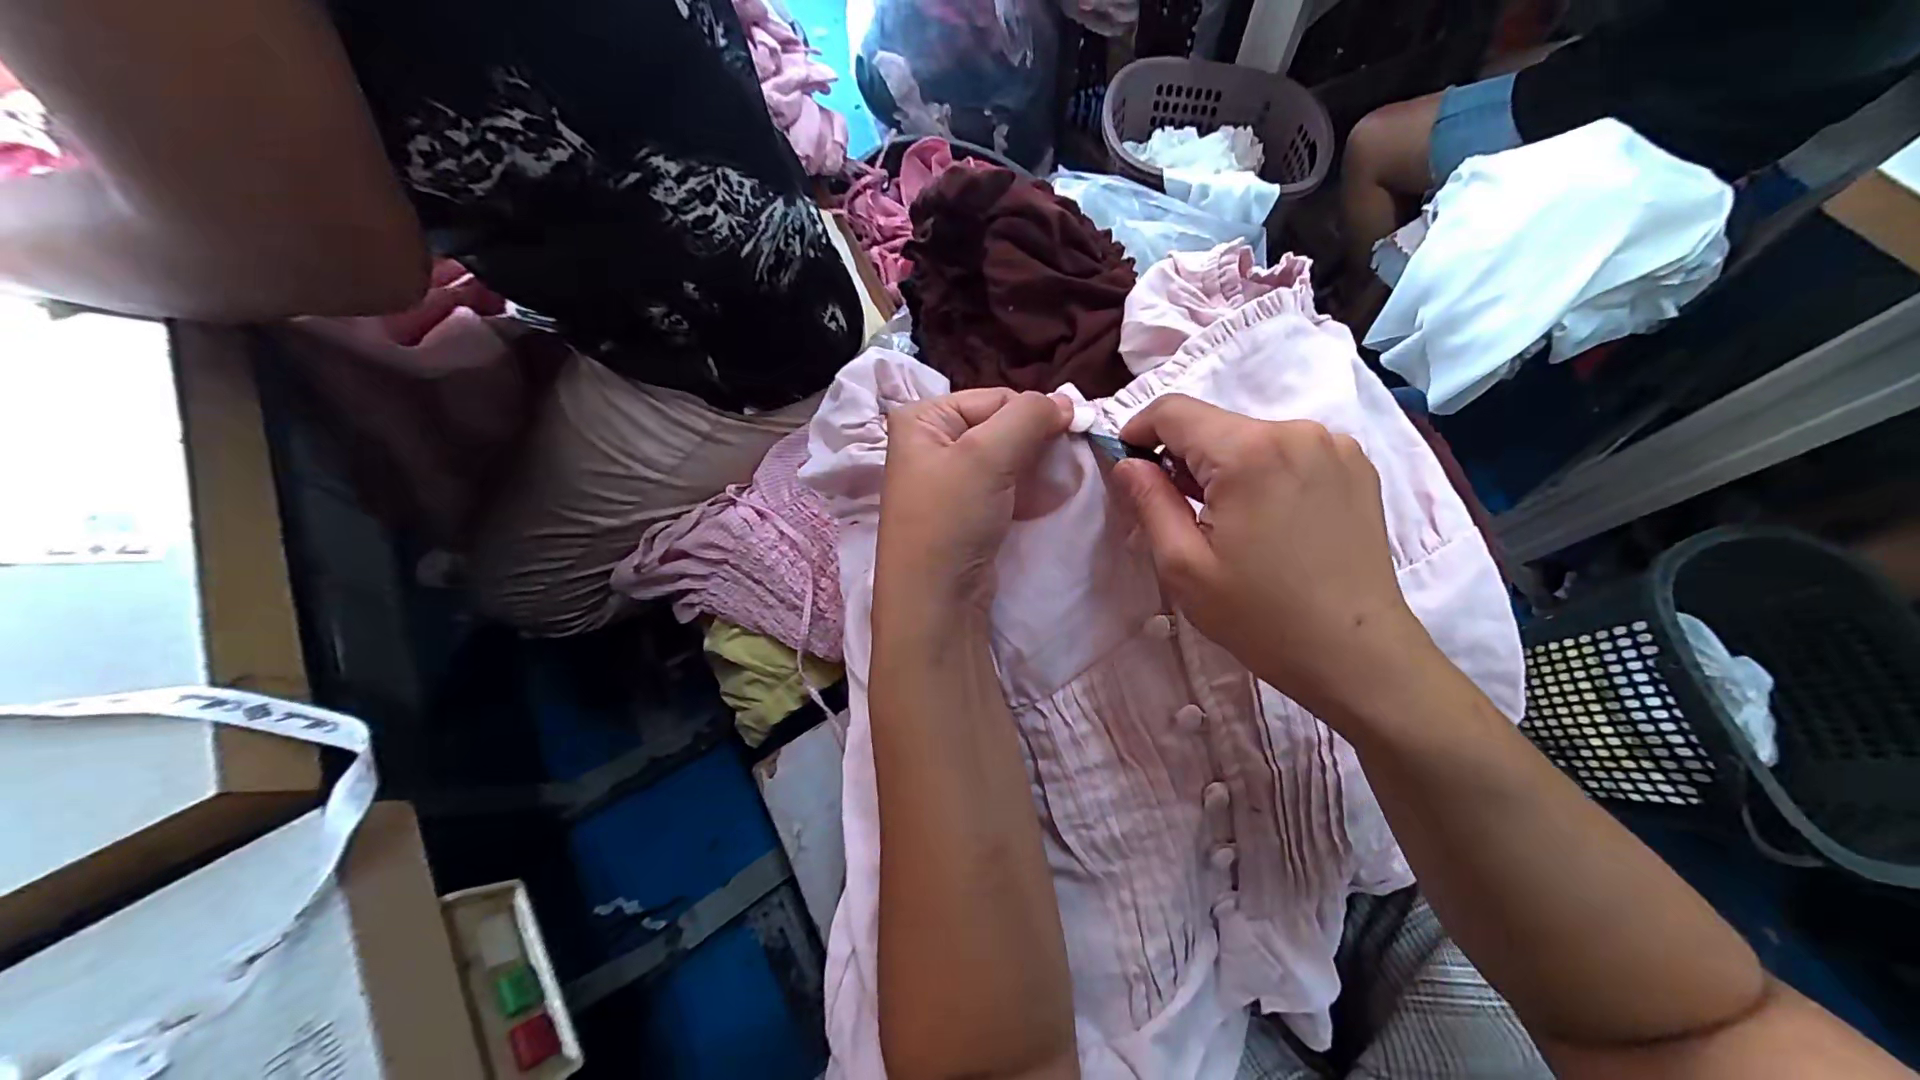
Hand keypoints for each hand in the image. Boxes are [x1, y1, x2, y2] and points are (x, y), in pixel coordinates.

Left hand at [877, 388, 1072, 612]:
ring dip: (1036, 467)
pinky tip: (1044, 499)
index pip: (994, 397)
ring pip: (1007, 455)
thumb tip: (1066, 402)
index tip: (1070, 432)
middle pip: (1001, 424)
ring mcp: (947, 477)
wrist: (936, 598)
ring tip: (1057, 482)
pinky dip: (1027, 488)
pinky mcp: (965, 508)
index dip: (1034, 413)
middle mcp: (929, 441)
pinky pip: (1004, 484)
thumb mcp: (987, 455)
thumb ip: (1029, 416)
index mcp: (922, 417)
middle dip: (1036, 442)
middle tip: (1065, 461)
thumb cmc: (952, 518)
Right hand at [1109, 394, 1436, 722]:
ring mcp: (1334, 446)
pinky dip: (1262, 471)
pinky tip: (1266, 519)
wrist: (1357, 654)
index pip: (1174, 410)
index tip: (1127, 467)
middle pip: (1214, 423)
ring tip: (1224, 521)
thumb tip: (1126, 463)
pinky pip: (1288, 450)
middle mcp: (1297, 431)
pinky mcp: (1357, 466)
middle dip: (1182, 456)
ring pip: (1250, 437)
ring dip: (1223, 466)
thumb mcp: (1183, 565)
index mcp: (1250, 452)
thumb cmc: (1260, 616)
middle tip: (1176, 509)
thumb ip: (1148, 501)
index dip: (1138, 431)